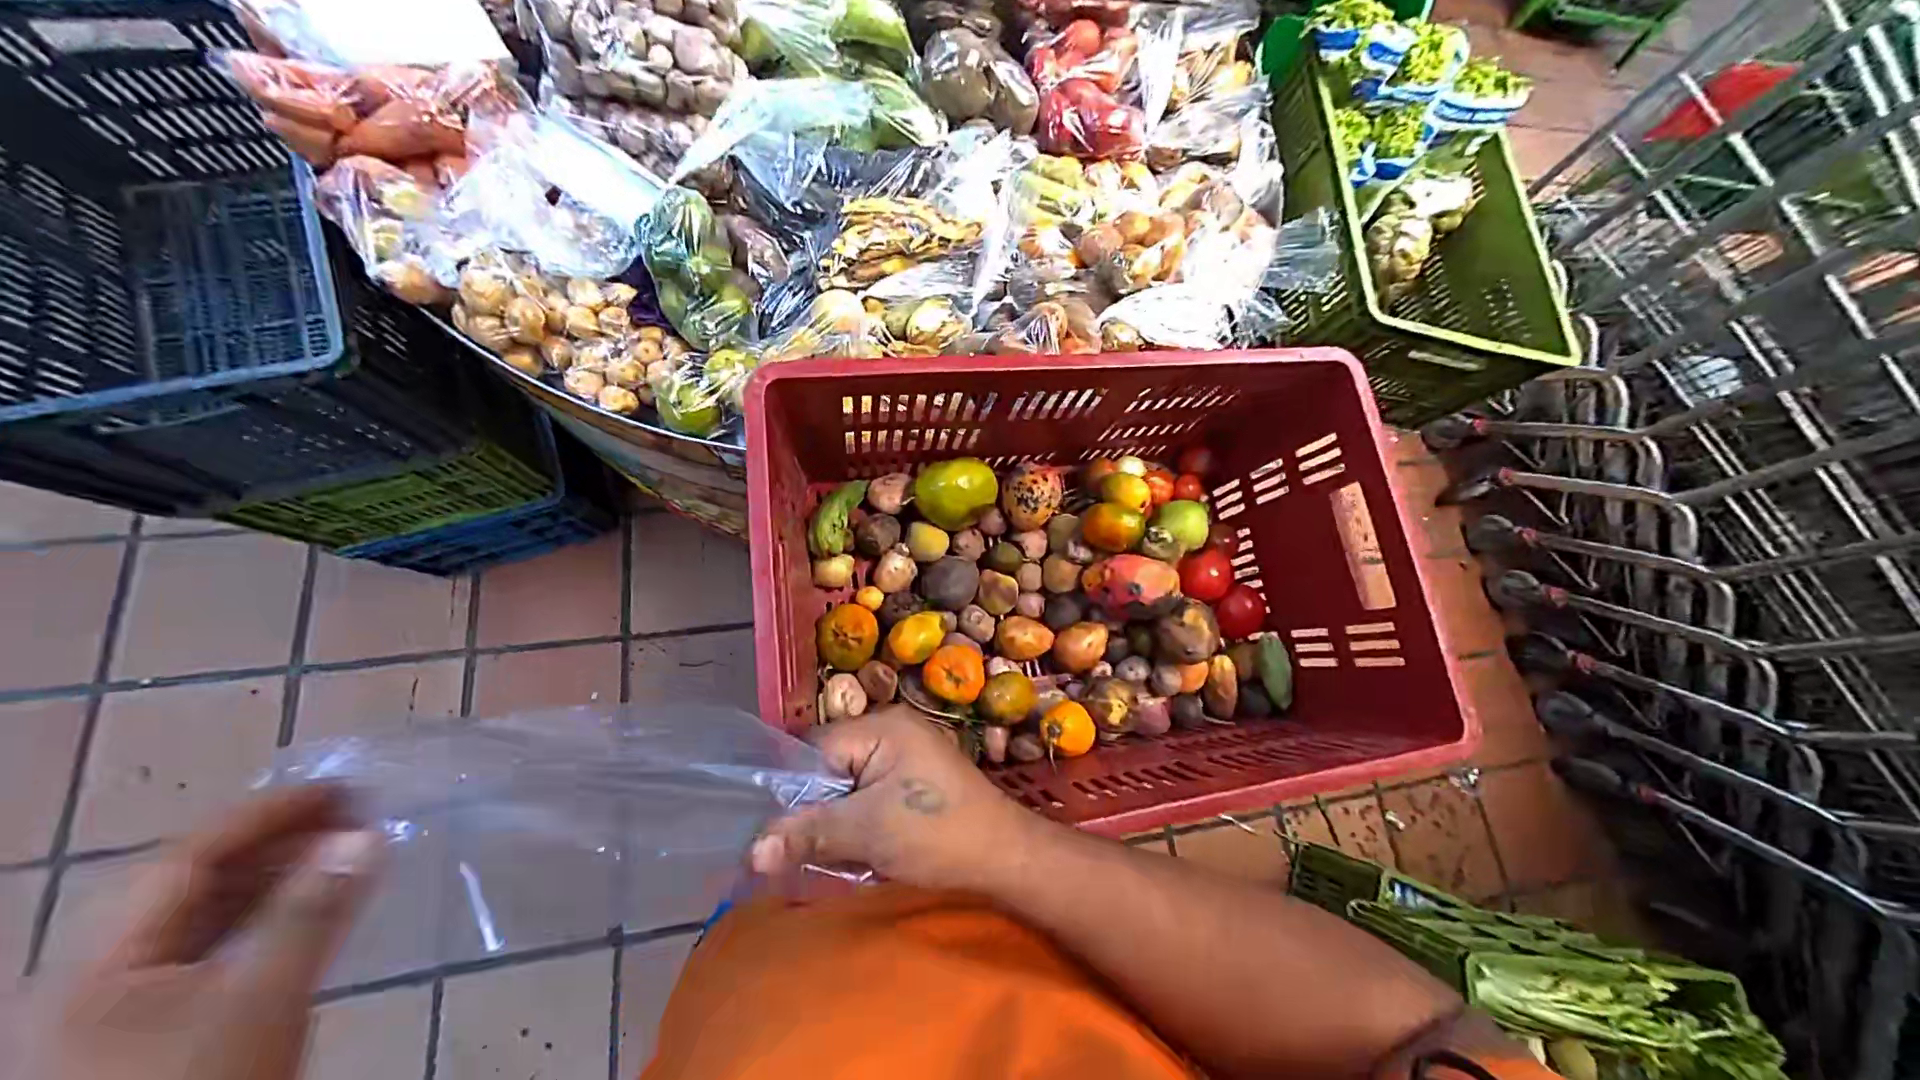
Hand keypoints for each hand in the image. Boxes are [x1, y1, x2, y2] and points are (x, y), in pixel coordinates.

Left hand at [30, 785, 380, 1079]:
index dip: (264, 815)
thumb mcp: (264, 999)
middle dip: (278, 841)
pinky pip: (218, 948)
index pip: (184, 862)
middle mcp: (97, 980)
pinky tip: (316, 907)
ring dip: (279, 876)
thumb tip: (366, 834)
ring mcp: (123, 1010)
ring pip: (205, 917)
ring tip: (346, 850)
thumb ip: (314, 911)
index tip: (341, 788)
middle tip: (356, 813)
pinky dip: (271, 916)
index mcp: (94, 969)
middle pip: (191, 886)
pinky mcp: (160, 1031)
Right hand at [751, 706, 1042, 891]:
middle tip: (801, 846)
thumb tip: (751, 851)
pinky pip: (871, 794)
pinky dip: (860, 821)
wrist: (1006, 857)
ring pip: (850, 784)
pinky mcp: (917, 782)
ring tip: (832, 851)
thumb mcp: (867, 832)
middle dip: (816, 806)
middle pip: (831, 766)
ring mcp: (908, 756)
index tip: (777, 830)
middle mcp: (894, 731)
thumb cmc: (937, 834)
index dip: (794, 788)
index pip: (815, 748)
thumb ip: (808, 832)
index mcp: (883, 727)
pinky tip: (859, 849)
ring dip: (838, 818)